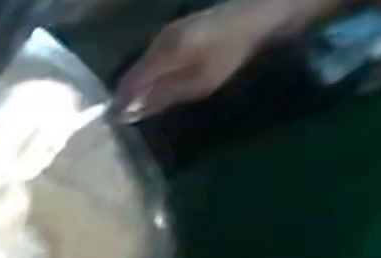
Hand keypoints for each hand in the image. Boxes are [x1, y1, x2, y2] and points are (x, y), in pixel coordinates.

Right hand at [118, 0, 327, 119]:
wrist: (267, 12)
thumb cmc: (233, 51)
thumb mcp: (198, 84)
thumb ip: (162, 97)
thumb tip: (131, 112)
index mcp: (162, 54)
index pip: (127, 84)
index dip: (118, 105)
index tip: (114, 124)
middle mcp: (159, 40)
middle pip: (132, 73)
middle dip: (126, 95)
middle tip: (125, 116)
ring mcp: (170, 31)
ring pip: (143, 65)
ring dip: (139, 84)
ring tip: (140, 103)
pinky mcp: (181, 28)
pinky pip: (155, 56)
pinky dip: (151, 73)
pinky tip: (157, 83)